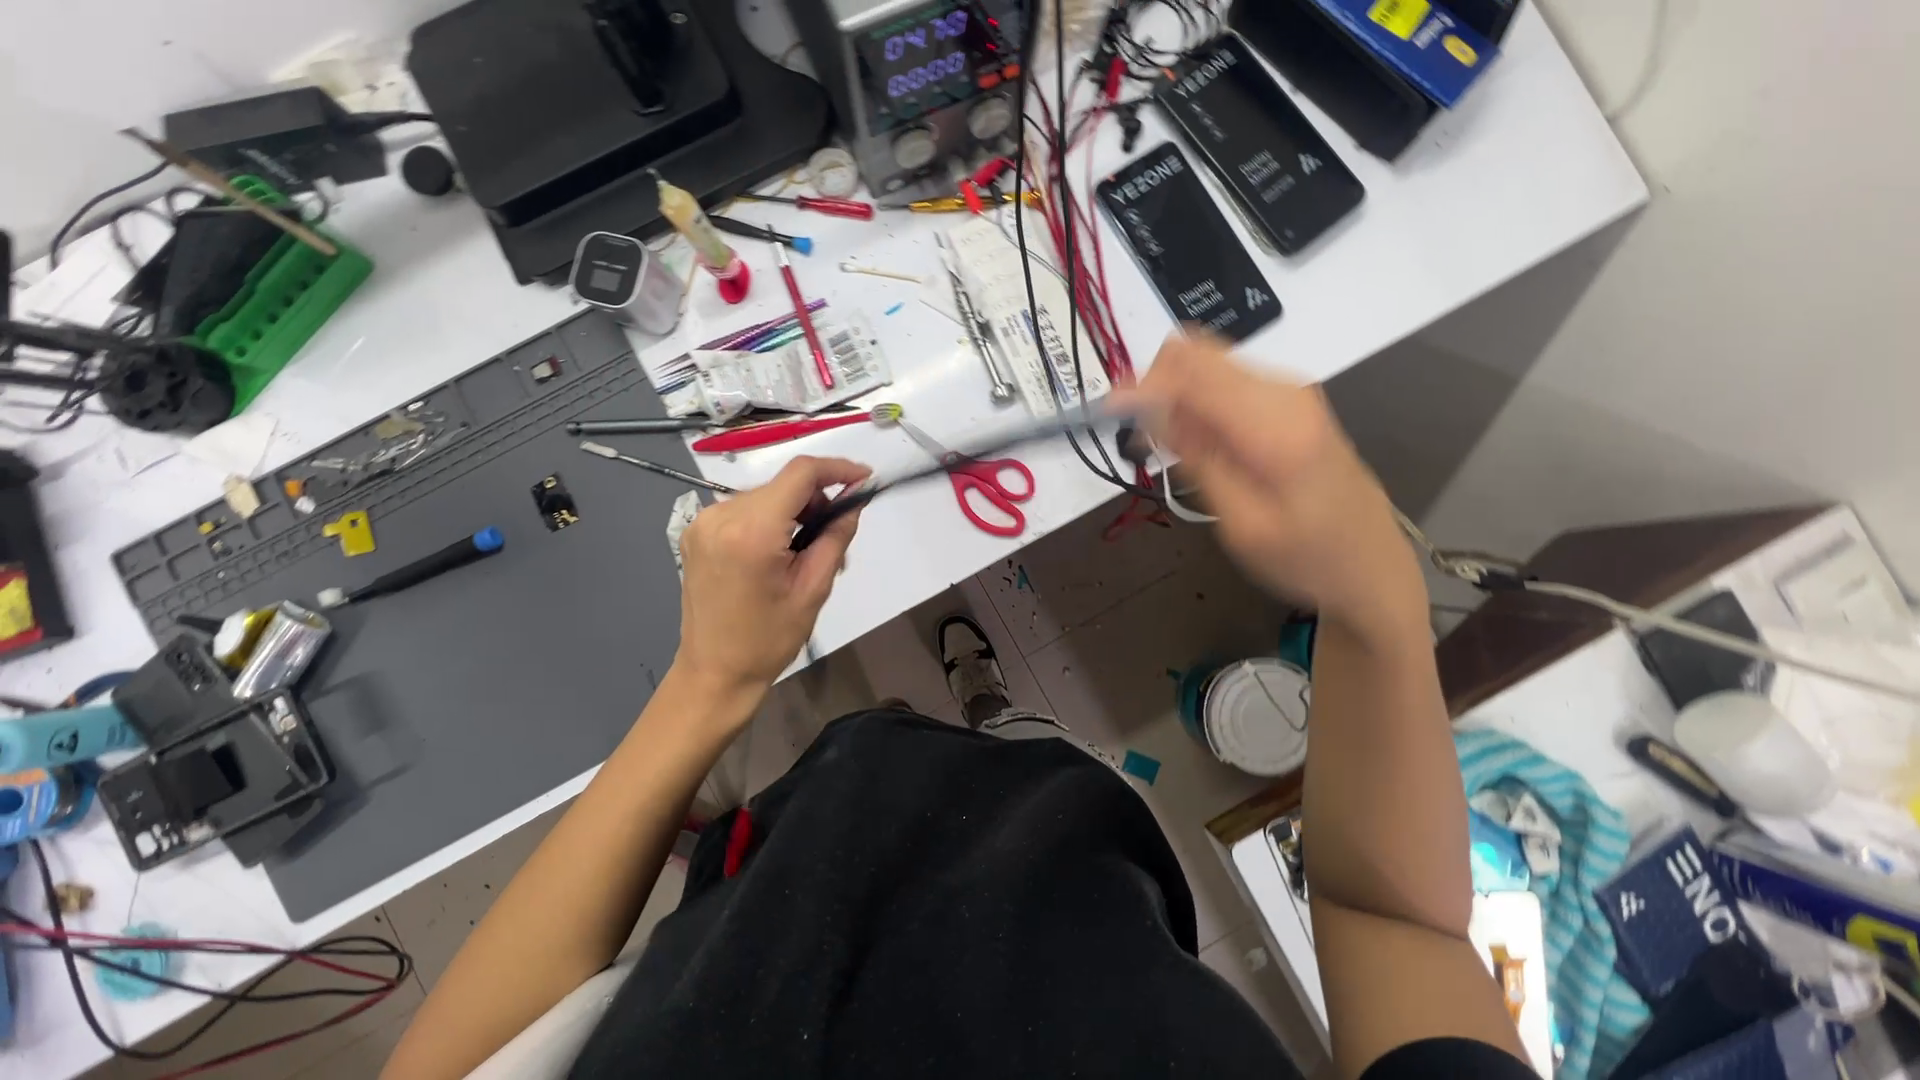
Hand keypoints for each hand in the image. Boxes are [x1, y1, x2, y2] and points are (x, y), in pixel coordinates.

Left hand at [674, 456, 870, 708]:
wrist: (714, 671)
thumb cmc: (768, 639)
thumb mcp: (813, 589)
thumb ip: (835, 535)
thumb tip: (854, 500)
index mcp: (751, 531)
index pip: (801, 474)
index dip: (837, 469)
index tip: (864, 479)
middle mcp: (721, 516)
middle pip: (783, 484)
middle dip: (817, 499)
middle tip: (837, 535)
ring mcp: (703, 522)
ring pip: (765, 495)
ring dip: (794, 511)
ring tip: (808, 551)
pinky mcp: (697, 531)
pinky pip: (744, 509)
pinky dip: (769, 520)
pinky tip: (779, 551)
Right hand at [1120, 333, 1426, 638]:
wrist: (1371, 566)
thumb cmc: (1305, 559)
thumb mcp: (1241, 523)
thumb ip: (1196, 458)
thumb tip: (1147, 407)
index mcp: (1275, 424)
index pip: (1190, 372)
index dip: (1138, 386)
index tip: (1105, 416)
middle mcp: (1286, 389)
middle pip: (1194, 352)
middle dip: (1154, 388)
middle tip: (1141, 442)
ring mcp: (1292, 389)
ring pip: (1206, 362)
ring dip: (1175, 397)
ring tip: (1170, 451)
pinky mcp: (1290, 398)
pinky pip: (1225, 380)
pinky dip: (1197, 403)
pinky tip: (1200, 446)